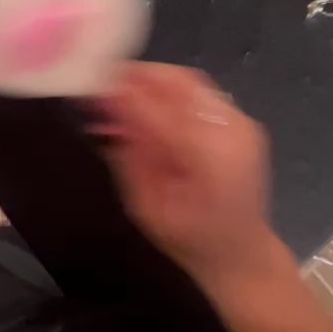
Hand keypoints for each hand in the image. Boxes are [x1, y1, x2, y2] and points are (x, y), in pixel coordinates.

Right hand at [92, 64, 291, 292]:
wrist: (241, 255)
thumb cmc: (187, 239)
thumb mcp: (145, 206)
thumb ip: (127, 156)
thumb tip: (104, 116)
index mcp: (206, 157)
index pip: (156, 109)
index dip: (121, 94)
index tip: (90, 86)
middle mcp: (229, 131)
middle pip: (179, 81)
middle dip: (137, 77)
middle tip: (104, 84)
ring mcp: (241, 124)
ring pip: (189, 82)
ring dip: (151, 83)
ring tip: (121, 96)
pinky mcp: (241, 124)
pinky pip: (199, 95)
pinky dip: (169, 94)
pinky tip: (149, 110)